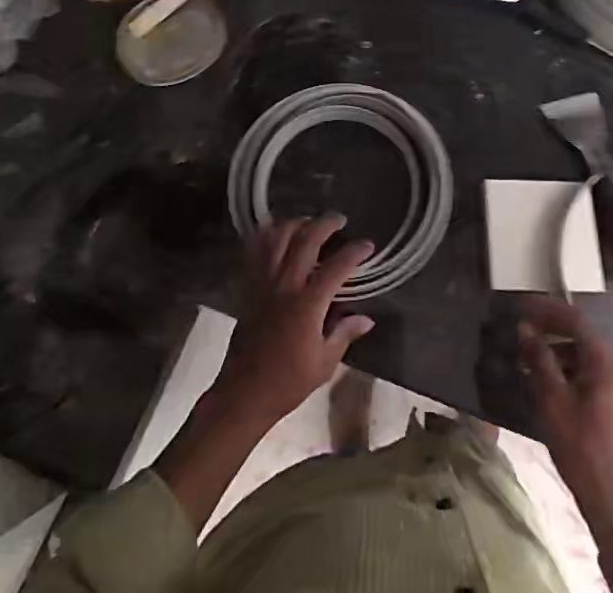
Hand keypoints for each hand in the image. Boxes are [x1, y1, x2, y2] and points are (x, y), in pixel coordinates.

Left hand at [210, 215, 376, 425]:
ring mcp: (263, 284)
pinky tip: (273, 229)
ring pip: (276, 239)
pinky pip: (254, 252)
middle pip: (304, 241)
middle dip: (324, 225)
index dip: (354, 252)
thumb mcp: (324, 362)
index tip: (367, 244)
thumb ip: (344, 333)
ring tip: (309, 222)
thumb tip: (367, 318)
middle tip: (339, 220)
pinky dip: (264, 235)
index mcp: (307, 305)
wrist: (244, 392)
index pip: (336, 268)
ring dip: (295, 224)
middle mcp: (284, 287)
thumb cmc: (288, 382)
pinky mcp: (248, 288)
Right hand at [519, 296, 612, 541]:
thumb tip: (525, 328)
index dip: (548, 309)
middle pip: (582, 336)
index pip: (576, 321)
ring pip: (584, 356)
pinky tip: (545, 380)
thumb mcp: (553, 399)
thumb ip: (539, 359)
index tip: (522, 305)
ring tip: (527, 356)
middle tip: (521, 328)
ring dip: (556, 350)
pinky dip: (566, 369)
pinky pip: (589, 374)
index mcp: (606, 364)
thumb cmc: (581, 446)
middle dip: (550, 329)